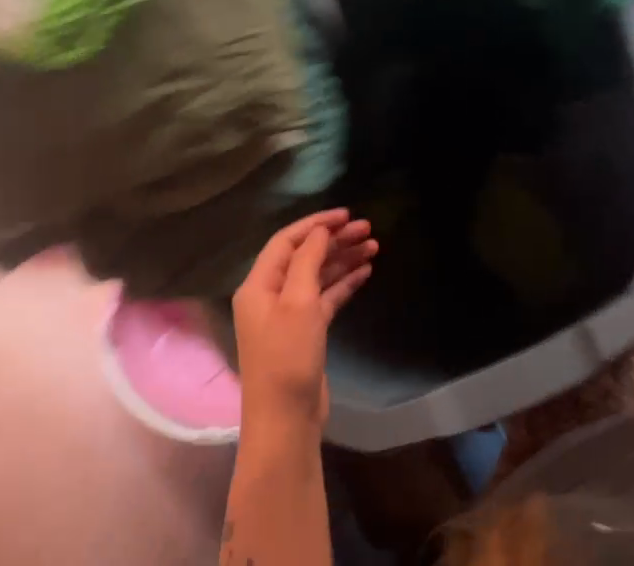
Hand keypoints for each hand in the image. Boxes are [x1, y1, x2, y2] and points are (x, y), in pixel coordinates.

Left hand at [233, 209, 376, 432]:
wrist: (285, 417)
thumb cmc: (287, 357)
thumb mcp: (298, 303)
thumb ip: (308, 261)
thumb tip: (319, 231)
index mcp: (258, 285)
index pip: (287, 241)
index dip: (316, 224)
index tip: (347, 215)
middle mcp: (270, 296)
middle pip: (304, 256)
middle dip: (334, 240)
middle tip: (368, 229)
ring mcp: (288, 315)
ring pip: (318, 276)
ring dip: (343, 260)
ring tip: (374, 246)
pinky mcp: (305, 332)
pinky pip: (326, 297)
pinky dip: (344, 283)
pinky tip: (366, 272)